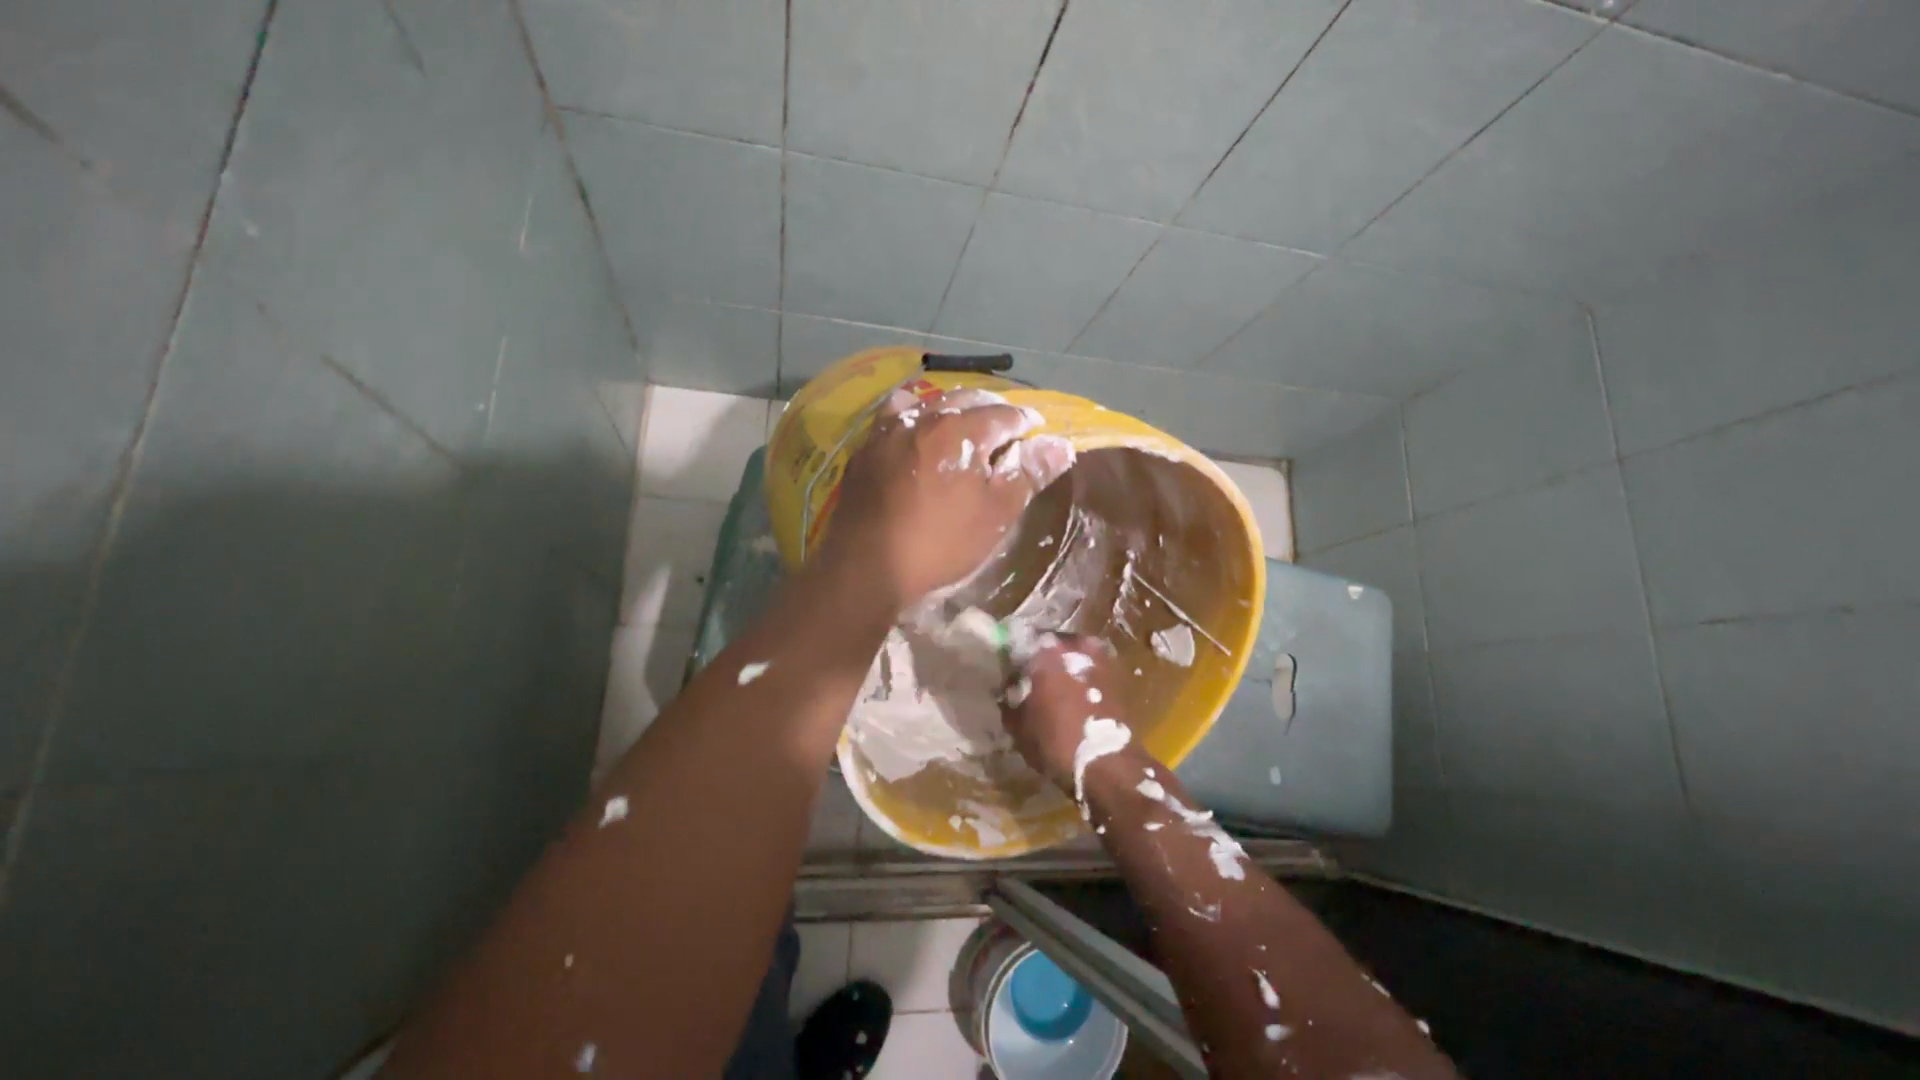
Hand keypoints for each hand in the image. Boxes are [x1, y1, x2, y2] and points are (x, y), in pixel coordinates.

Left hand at [814, 388, 1073, 612]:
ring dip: (953, 408)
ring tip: (965, 421)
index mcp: (962, 430)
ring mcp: (890, 431)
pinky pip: (894, 416)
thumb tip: (1061, 444)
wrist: (866, 565)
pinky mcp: (866, 449)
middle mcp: (926, 418)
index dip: (1027, 422)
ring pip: (929, 403)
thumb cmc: (940, 543)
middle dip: (992, 409)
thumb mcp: (995, 514)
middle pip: (967, 401)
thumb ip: (1028, 474)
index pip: (1005, 415)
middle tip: (1007, 425)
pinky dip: (913, 413)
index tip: (1038, 431)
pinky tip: (914, 424)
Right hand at [1002, 635, 1130, 790]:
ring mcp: (1100, 656)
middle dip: (1041, 659)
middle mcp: (1074, 644)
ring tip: (1057, 690)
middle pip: (1049, 644)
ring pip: (1073, 654)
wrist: (1108, 765)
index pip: (1019, 641)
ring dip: (1064, 667)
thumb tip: (1009, 691)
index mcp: (1044, 651)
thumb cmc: (1056, 743)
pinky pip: (1091, 669)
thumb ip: (1009, 701)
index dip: (1013, 658)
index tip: (1009, 674)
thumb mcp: (1018, 727)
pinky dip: (1083, 678)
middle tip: (1032, 681)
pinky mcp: (1118, 674)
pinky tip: (1077, 698)